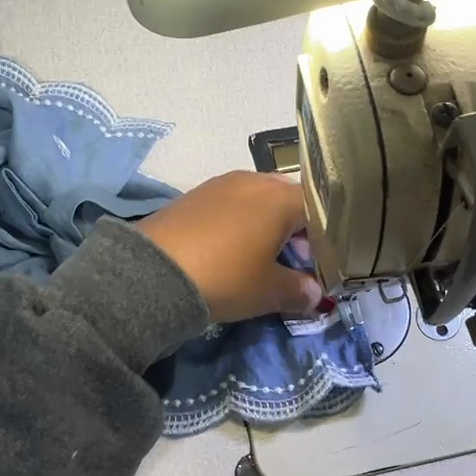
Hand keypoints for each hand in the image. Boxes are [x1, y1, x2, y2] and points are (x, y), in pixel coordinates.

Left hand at [135, 171, 323, 322]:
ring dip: (265, 225)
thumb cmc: (225, 277)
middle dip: (294, 229)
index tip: (317, 264)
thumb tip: (315, 294)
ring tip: (258, 257)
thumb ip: (298, 291)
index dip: (323, 237)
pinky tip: (228, 250)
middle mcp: (254, 181)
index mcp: (280, 198)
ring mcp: (221, 184)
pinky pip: (230, 204)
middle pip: (287, 200)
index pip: (318, 208)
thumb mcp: (267, 292)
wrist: (153, 273)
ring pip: (258, 200)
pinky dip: (238, 223)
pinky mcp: (194, 195)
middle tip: (291, 262)